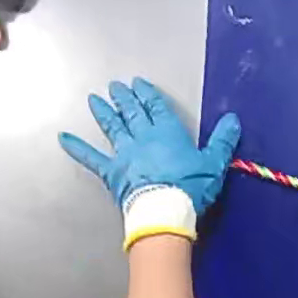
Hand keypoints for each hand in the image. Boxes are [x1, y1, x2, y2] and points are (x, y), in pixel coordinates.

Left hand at [58, 78, 240, 249]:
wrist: (165, 212)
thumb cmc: (191, 188)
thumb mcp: (213, 164)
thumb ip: (222, 141)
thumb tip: (233, 119)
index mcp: (168, 132)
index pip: (156, 107)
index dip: (147, 95)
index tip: (139, 84)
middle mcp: (143, 137)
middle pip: (131, 113)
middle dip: (123, 98)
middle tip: (115, 87)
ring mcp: (125, 154)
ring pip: (112, 127)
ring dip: (103, 112)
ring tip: (95, 100)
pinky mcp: (112, 173)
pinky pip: (91, 158)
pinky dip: (77, 148)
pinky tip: (63, 138)